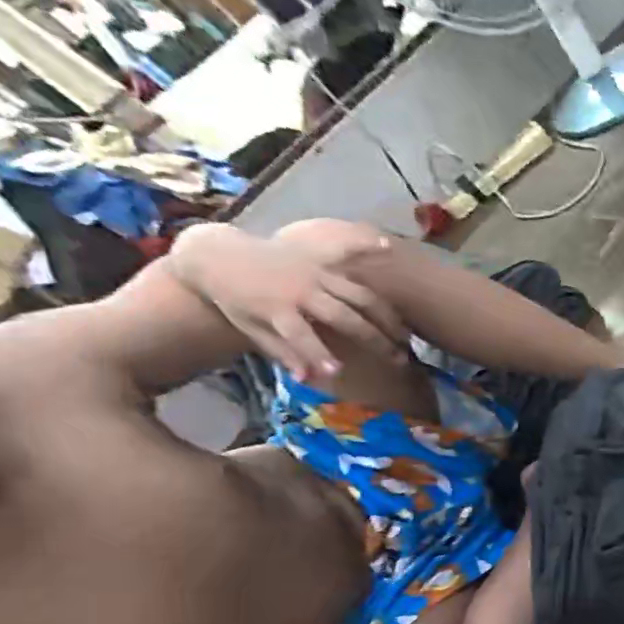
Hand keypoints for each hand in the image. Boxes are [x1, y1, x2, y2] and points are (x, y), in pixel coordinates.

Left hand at [170, 223, 409, 382]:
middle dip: (374, 339)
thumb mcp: (250, 329)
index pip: (301, 336)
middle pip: (344, 317)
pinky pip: (346, 254)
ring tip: (406, 336)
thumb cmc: (236, 301)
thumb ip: (282, 352)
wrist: (217, 255)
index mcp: (277, 309)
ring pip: (358, 295)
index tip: (339, 371)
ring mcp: (313, 272)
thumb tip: (307, 378)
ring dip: (385, 316)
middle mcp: (300, 289)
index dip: (318, 354)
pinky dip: (365, 247)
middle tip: (399, 360)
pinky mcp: (317, 259)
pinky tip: (386, 246)